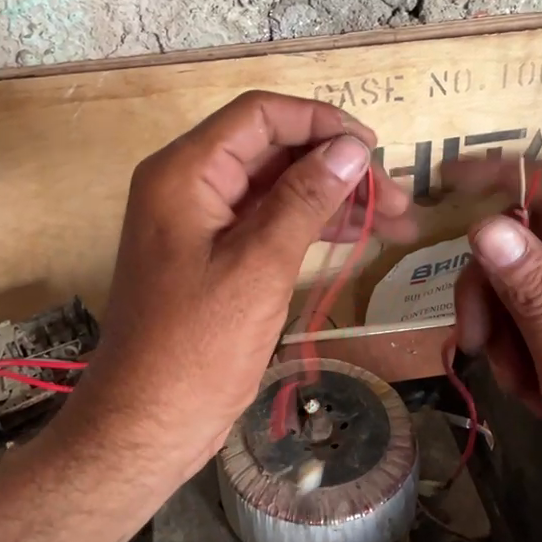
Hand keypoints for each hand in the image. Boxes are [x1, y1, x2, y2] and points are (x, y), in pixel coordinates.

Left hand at [58, 92, 415, 480]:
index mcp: (184, 172)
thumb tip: (351, 147)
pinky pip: (267, 219)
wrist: (143, 427)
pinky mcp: (214, 253)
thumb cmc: (195, 348)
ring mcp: (200, 219)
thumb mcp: (258, 267)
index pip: (259, 115)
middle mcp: (188, 183)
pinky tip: (358, 235)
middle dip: (336, 165)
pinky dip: (310, 224)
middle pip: (272, 149)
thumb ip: (305, 199)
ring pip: (276, 185)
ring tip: (397, 220)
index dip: (320, 122)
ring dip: (333, 197)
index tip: (374, 149)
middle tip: (397, 198)